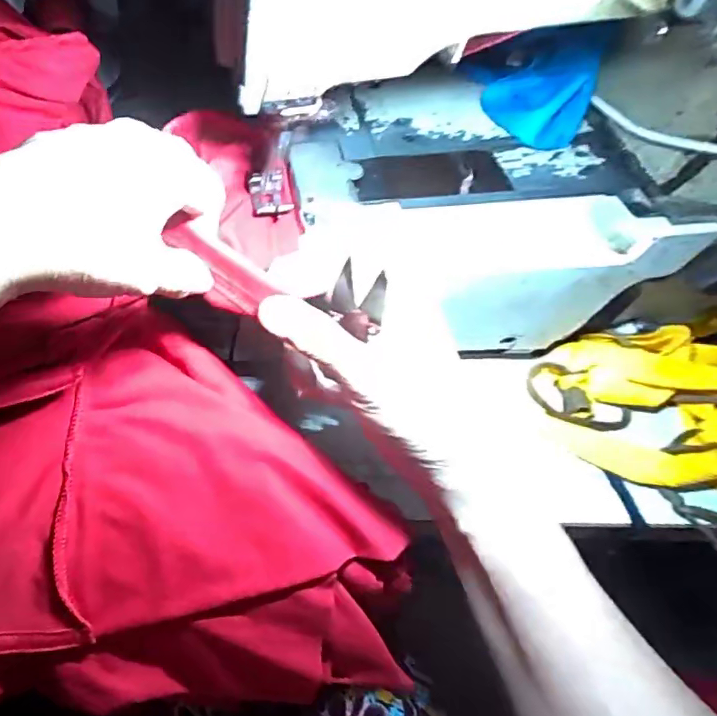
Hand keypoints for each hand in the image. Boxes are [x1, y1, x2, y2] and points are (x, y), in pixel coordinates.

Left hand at [0, 119, 224, 298]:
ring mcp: (95, 132)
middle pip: (177, 166)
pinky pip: (96, 155)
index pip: (210, 191)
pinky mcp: (57, 137)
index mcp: (170, 167)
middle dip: (176, 201)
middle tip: (155, 236)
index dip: (205, 228)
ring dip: (139, 186)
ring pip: (135, 156)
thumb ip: (185, 275)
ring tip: (115, 221)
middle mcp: (139, 137)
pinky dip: (100, 177)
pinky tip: (76, 206)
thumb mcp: (145, 274)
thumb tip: (201, 277)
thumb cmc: (86, 248)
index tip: (185, 255)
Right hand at [256, 268, 515, 498]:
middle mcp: (379, 299)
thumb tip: (265, 307)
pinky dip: (310, 368)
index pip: (336, 253)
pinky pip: (318, 347)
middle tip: (291, 348)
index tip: (268, 302)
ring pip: (312, 318)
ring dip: (301, 349)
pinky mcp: (358, 357)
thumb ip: (315, 337)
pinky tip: (317, 392)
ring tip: (309, 380)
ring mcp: (368, 329)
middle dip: (296, 317)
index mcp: (395, 286)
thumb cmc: (422, 412)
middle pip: (316, 283)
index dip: (297, 271)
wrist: (450, 462)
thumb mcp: (365, 374)